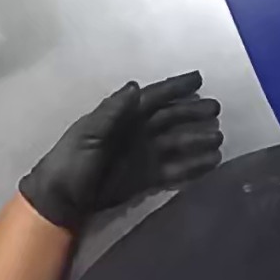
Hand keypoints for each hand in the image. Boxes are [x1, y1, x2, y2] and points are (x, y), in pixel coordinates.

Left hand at [17, 72, 223, 229]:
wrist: (59, 200)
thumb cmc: (71, 161)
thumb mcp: (88, 133)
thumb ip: (113, 111)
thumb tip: (136, 86)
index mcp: (124, 115)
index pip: (155, 96)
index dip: (176, 87)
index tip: (199, 79)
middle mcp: (139, 131)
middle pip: (173, 117)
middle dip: (194, 112)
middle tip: (217, 109)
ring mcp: (145, 154)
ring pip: (179, 142)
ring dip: (199, 140)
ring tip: (219, 139)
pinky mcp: (148, 177)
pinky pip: (176, 169)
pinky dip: (194, 166)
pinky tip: (212, 163)